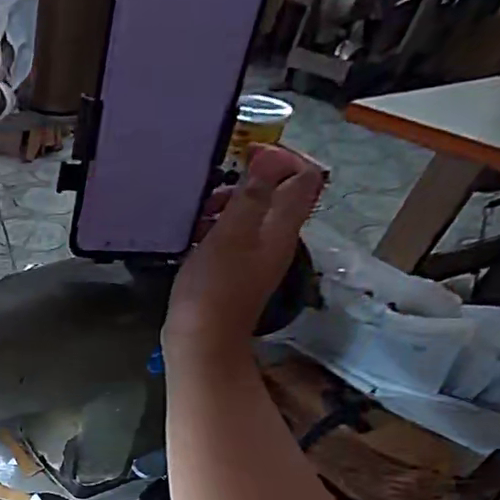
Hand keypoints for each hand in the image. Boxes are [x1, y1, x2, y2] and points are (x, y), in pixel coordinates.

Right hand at [163, 145, 326, 367]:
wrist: (202, 345)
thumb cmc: (213, 288)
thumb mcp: (230, 233)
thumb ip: (253, 194)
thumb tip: (271, 156)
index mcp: (281, 228)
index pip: (305, 178)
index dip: (283, 157)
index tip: (246, 154)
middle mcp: (276, 243)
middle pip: (277, 197)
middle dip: (248, 183)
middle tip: (213, 191)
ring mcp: (256, 262)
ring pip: (252, 219)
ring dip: (228, 207)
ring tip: (197, 215)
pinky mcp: (235, 277)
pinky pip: (234, 240)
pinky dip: (218, 230)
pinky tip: (194, 238)